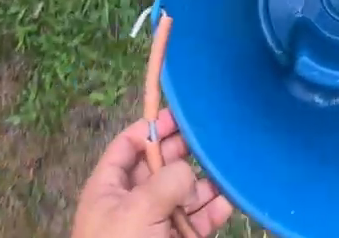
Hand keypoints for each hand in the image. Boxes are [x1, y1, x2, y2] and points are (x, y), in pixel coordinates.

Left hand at [71, 111, 234, 237]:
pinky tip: (231, 196)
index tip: (182, 113)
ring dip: (205, 180)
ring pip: (183, 191)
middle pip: (160, 164)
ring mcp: (154, 225)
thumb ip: (167, 180)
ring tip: (226, 164)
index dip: (152, 126)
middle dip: (184, 150)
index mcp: (108, 190)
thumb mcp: (138, 210)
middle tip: (211, 134)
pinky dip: (215, 208)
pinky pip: (198, 219)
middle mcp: (131, 203)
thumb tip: (189, 174)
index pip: (128, 145)